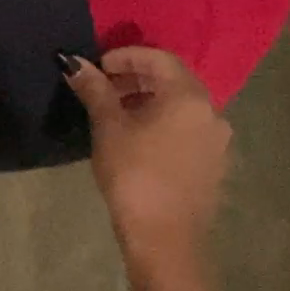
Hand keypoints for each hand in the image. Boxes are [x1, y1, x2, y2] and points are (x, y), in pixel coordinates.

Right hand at [61, 47, 231, 271]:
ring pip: (180, 105)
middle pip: (173, 79)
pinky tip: (134, 137)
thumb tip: (72, 61)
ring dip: (146, 99)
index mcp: (188, 98)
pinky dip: (160, 120)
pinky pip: (186, 127)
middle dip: (134, 76)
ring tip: (112, 112)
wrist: (165, 235)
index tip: (96, 67)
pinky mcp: (212, 163)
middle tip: (100, 86)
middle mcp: (212, 113)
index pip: (159, 58)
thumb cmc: (133, 171)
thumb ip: (93, 88)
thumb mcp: (107, 125)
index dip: (124, 55)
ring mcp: (216, 140)